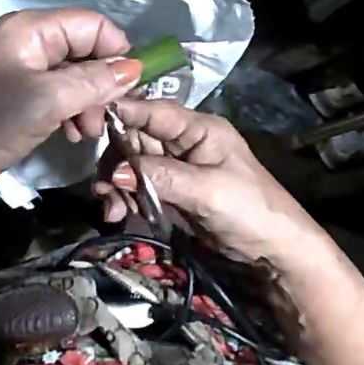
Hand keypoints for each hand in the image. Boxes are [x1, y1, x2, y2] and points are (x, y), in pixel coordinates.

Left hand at [0, 9, 143, 206]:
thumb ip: (92, 82)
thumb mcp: (45, 100)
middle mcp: (28, 45)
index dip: (115, 52)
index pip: (92, 24)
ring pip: (75, 78)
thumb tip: (134, 69)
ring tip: (85, 133)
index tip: (129, 89)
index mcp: (31, 30)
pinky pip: (58, 99)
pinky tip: (71, 135)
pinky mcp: (17, 102)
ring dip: (88, 104)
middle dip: (102, 83)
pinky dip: (71, 114)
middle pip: (85, 51)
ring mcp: (21, 74)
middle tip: (102, 120)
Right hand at [93, 100, 321, 264]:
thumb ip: (161, 177)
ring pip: (130, 164)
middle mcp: (182, 142)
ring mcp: (174, 166)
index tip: (89, 121)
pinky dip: (124, 198)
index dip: (122, 112)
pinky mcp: (169, 190)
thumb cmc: (251, 211)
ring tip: (114, 210)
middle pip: (134, 138)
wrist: (274, 253)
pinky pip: (136, 186)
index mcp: (199, 129)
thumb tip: (116, 172)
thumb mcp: (207, 191)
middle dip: (115, 162)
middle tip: (105, 189)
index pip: (153, 111)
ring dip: (116, 185)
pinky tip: (120, 215)